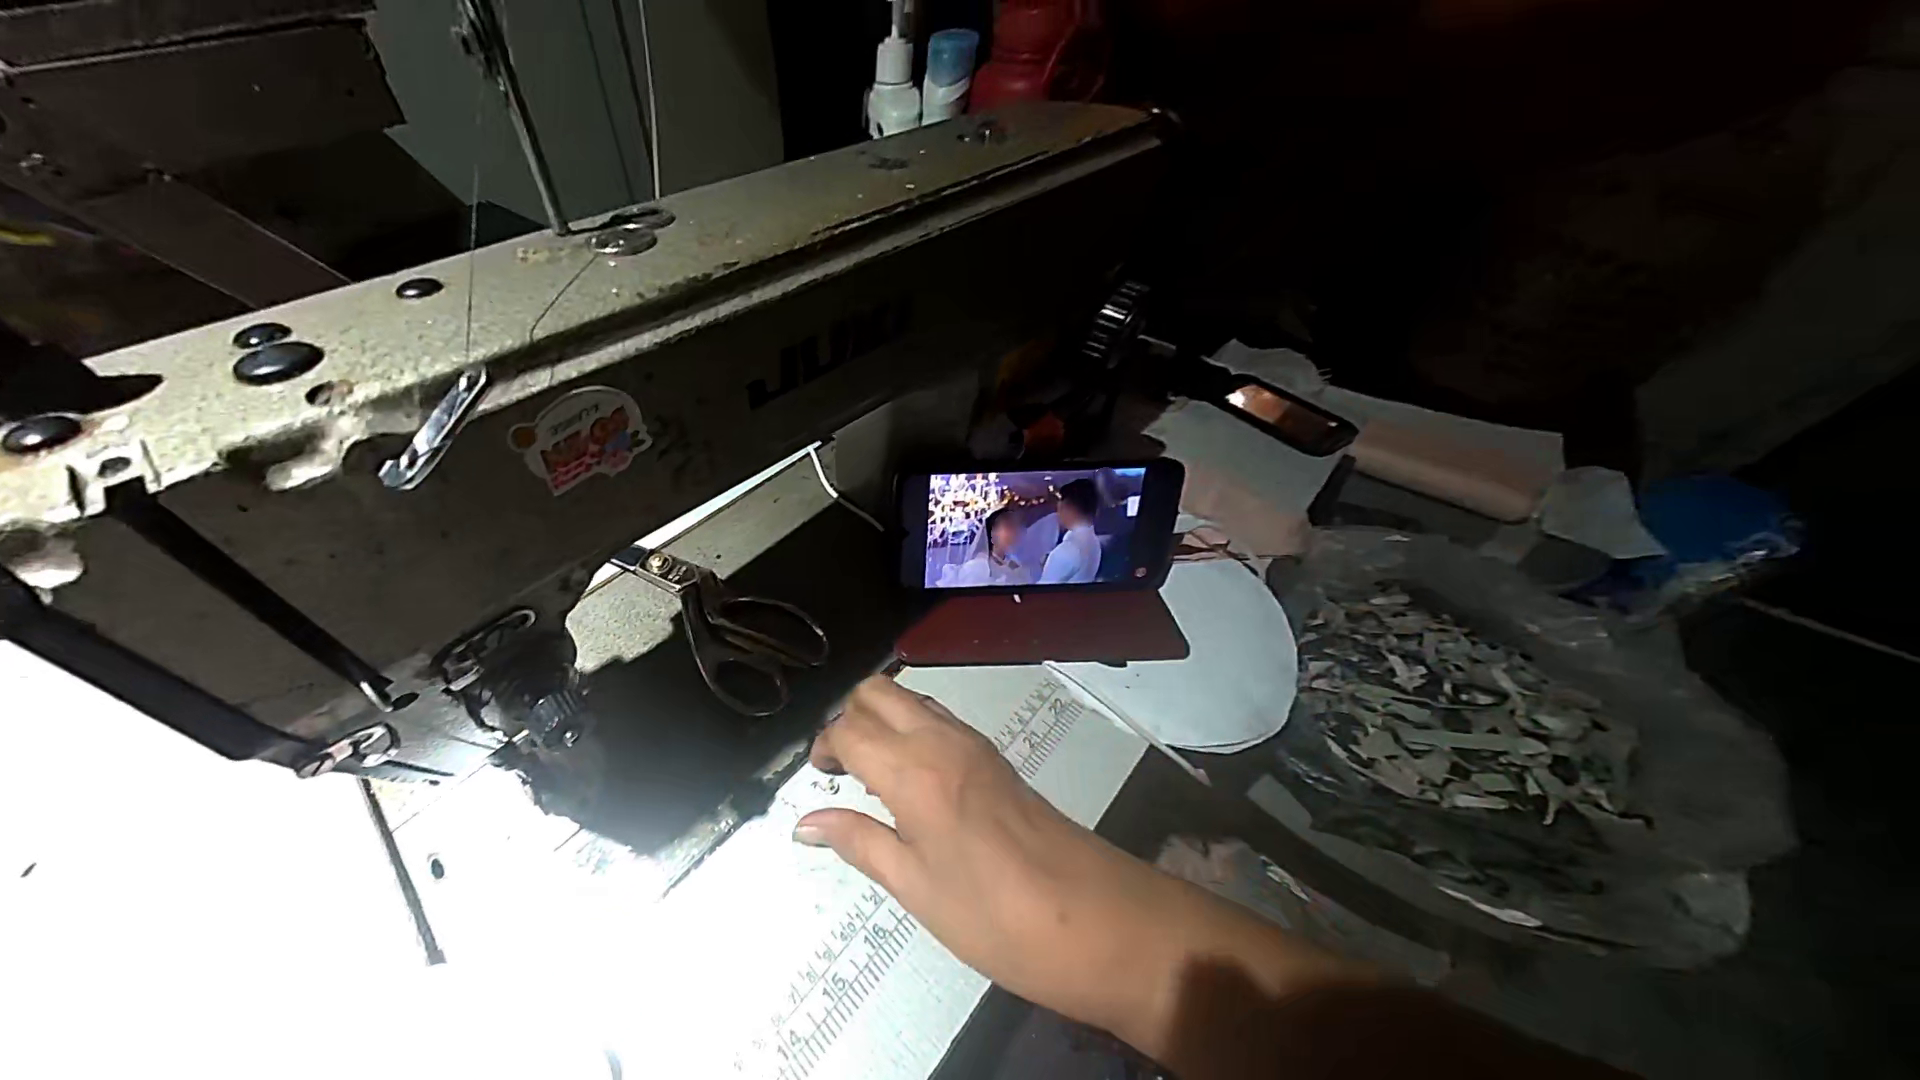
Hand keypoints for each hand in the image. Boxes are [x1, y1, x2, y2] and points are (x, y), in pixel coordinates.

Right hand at [792, 676, 1366, 1052]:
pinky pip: (938, 718)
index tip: (819, 776)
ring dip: (882, 718)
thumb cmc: (991, 912)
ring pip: (911, 698)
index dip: (824, 744)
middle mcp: (941, 739)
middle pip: (879, 690)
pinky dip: (911, 728)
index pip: (849, 727)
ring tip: (871, 773)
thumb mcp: (914, 886)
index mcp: (914, 770)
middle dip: (849, 715)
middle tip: (842, 766)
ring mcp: (972, 741)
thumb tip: (806, 821)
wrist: (1089, 912)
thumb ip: (859, 841)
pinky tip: (910, 777)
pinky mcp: (992, 754)